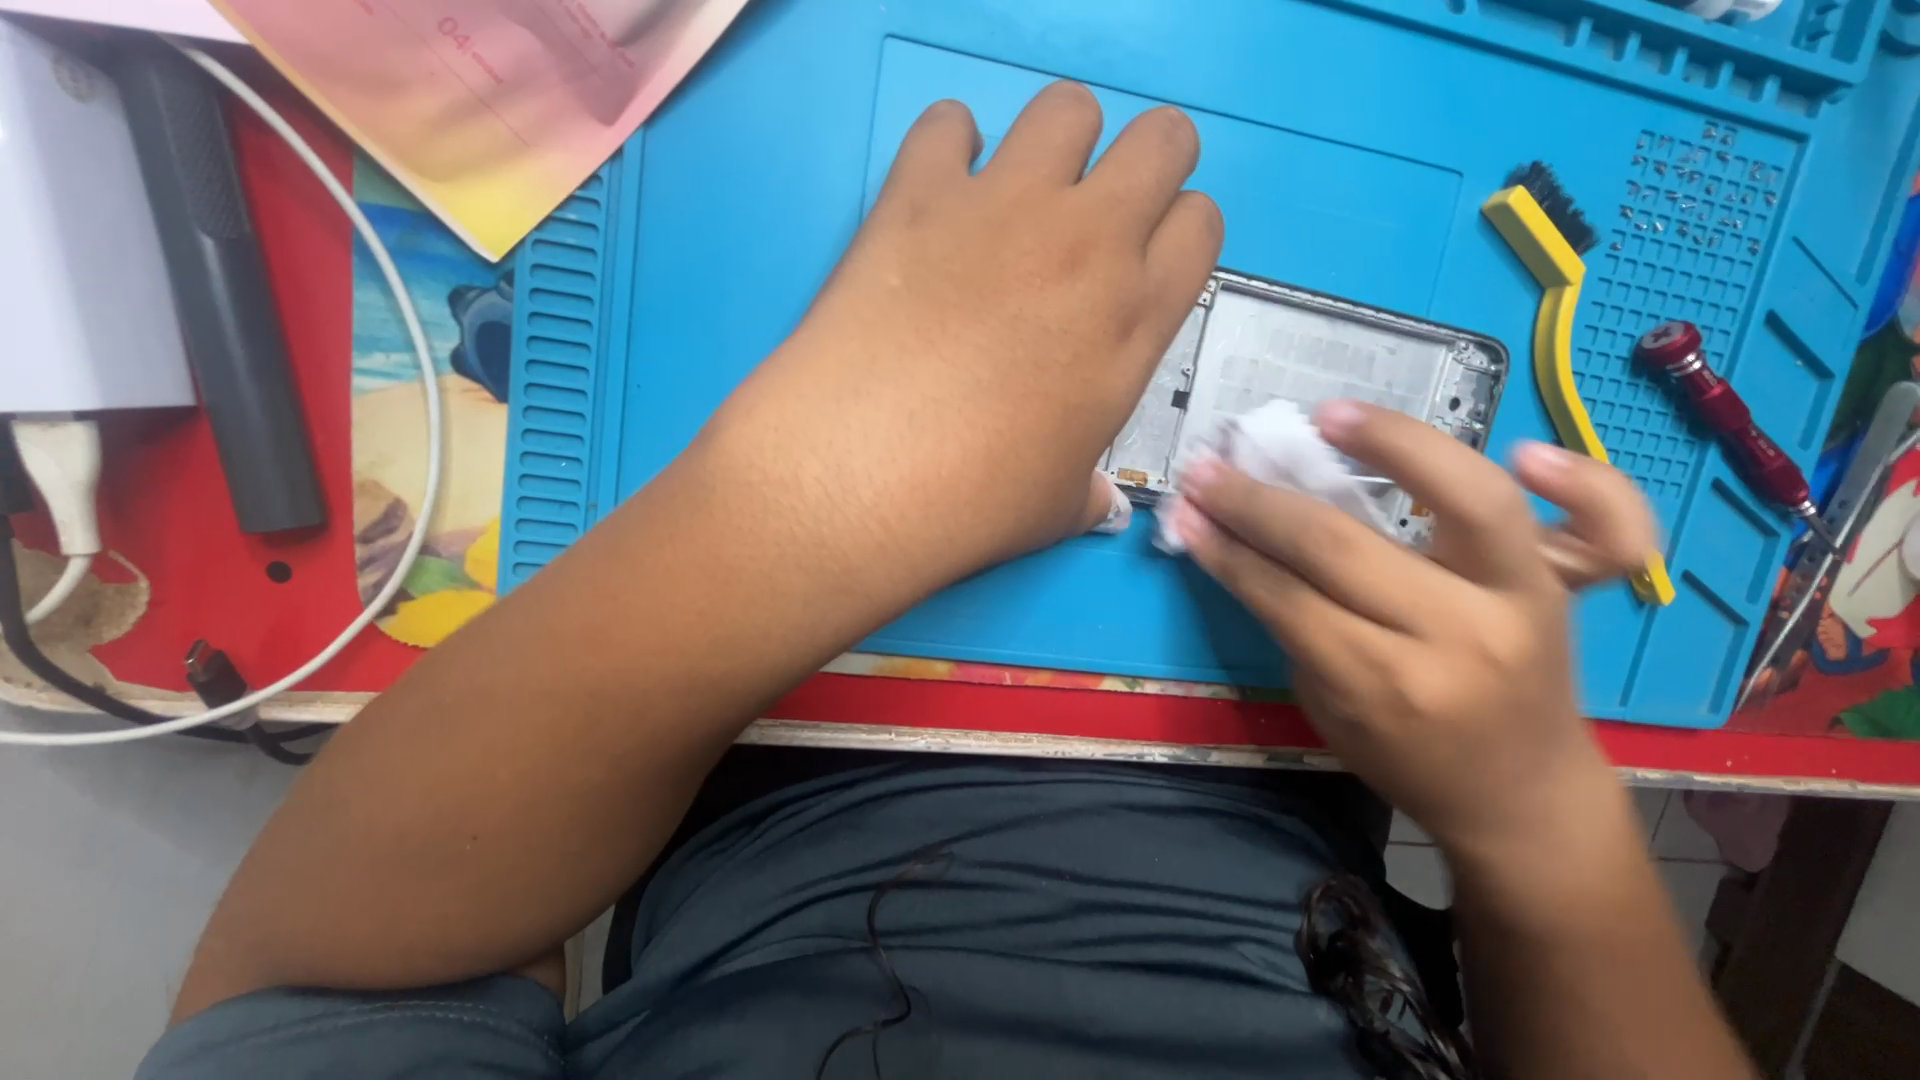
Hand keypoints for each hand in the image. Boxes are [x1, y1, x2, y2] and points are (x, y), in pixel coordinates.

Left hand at [702, 82, 1221, 587]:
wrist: (861, 476)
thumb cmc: (975, 502)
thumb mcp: (1058, 506)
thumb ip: (1090, 491)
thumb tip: (1102, 505)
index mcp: (1134, 320)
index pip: (1201, 224)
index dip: (1176, 235)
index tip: (1143, 260)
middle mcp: (1086, 243)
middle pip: (1162, 140)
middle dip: (1146, 160)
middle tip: (1098, 208)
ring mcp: (1003, 208)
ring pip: (1068, 108)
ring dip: (1058, 141)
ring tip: (1021, 192)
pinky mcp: (919, 194)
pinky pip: (948, 125)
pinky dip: (948, 148)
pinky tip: (935, 195)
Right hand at [1170, 402, 1656, 856]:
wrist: (1521, 797)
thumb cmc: (1407, 759)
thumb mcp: (1328, 708)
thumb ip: (1295, 626)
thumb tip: (1241, 541)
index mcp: (1382, 684)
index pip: (1284, 595)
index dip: (1226, 547)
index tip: (1186, 509)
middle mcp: (1457, 637)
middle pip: (1341, 545)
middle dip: (1258, 502)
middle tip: (1212, 469)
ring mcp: (1526, 604)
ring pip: (1468, 501)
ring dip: (1393, 443)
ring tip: (1330, 415)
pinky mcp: (1569, 591)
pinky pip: (1602, 530)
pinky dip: (1583, 481)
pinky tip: (1527, 450)